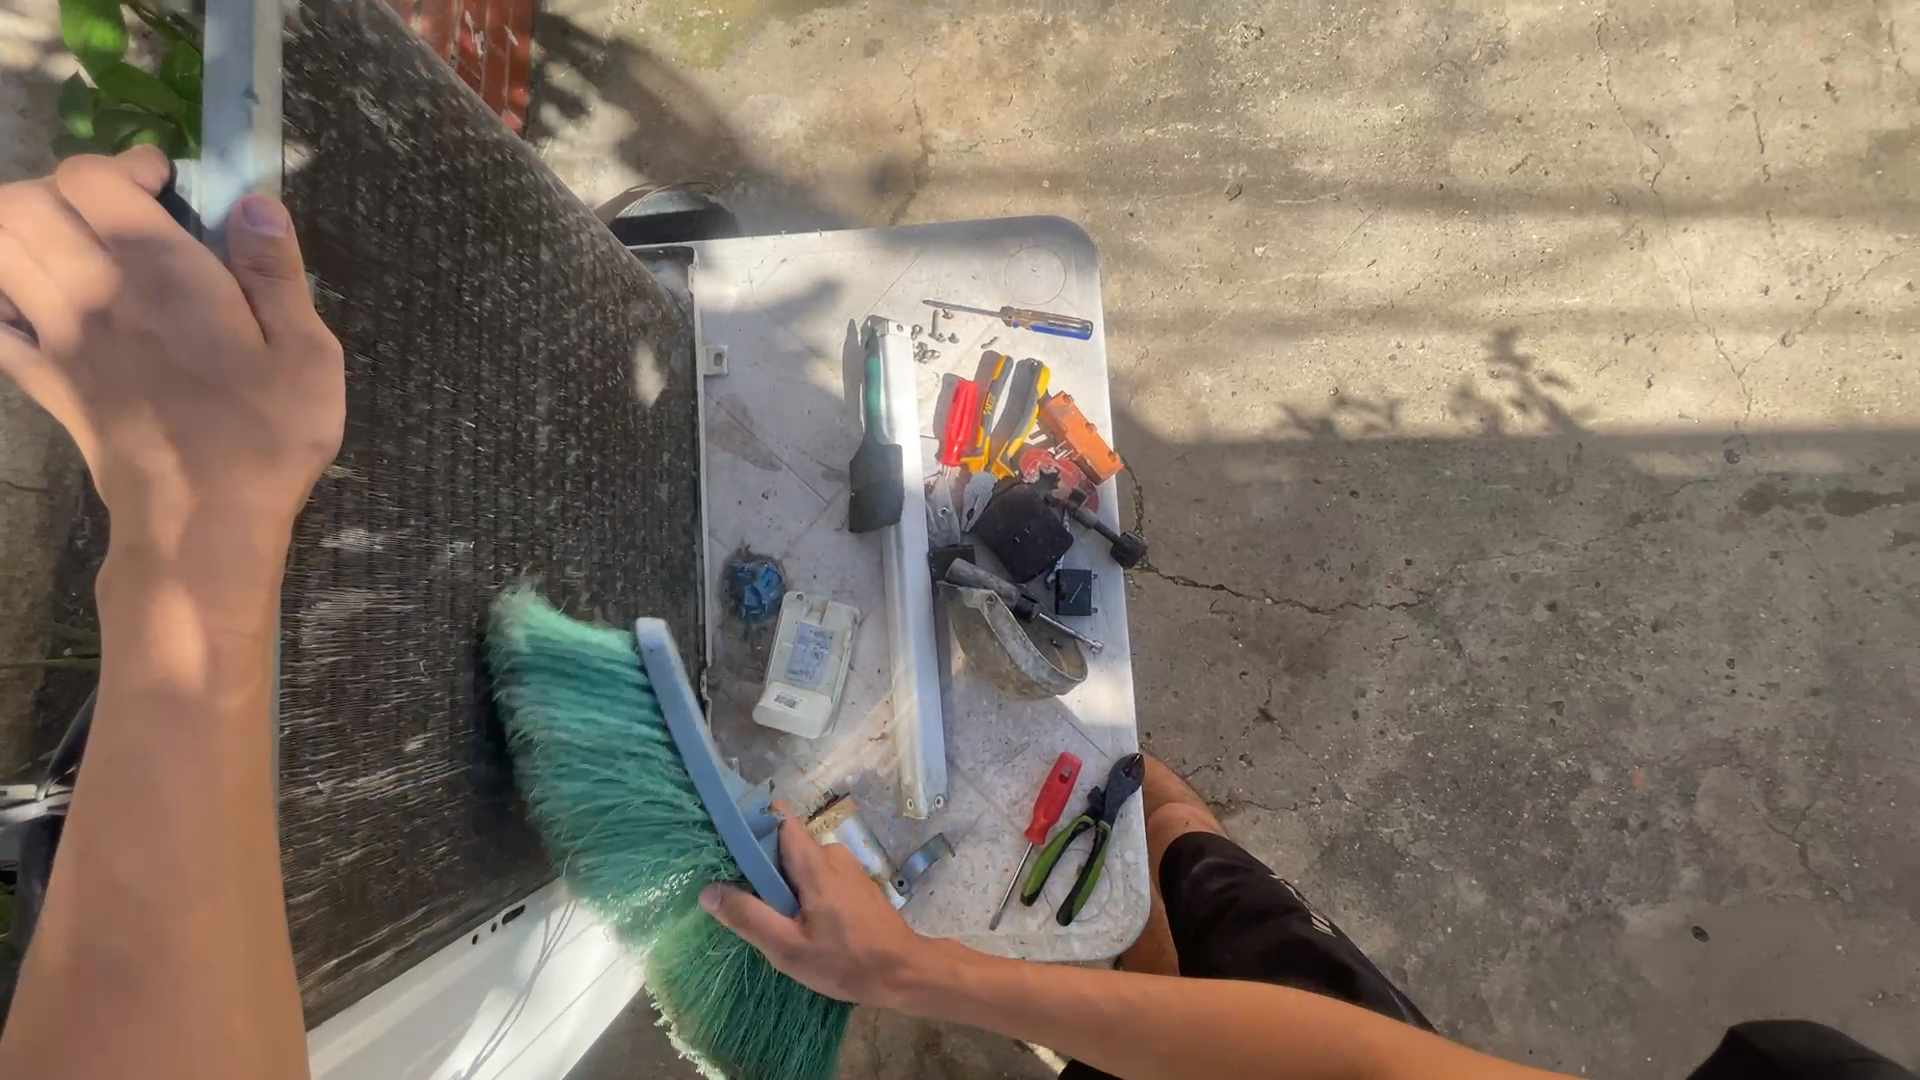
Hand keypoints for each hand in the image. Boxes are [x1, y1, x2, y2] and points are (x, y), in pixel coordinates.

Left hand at [0, 146, 343, 549]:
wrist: (203, 510)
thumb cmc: (272, 431)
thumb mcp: (309, 354)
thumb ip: (277, 275)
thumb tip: (255, 202)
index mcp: (163, 276)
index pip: (98, 181)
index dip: (127, 166)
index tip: (171, 180)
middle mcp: (90, 289)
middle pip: (26, 200)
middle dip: (70, 188)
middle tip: (128, 213)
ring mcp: (53, 332)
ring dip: (26, 225)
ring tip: (84, 245)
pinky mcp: (39, 374)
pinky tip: (38, 299)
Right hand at [701, 803, 937, 1006]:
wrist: (901, 970)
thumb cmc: (845, 960)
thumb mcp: (789, 948)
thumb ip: (749, 916)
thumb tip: (709, 890)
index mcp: (815, 862)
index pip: (781, 819)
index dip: (752, 822)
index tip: (725, 838)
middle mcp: (832, 854)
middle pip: (786, 844)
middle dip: (760, 865)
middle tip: (737, 894)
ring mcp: (846, 867)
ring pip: (802, 863)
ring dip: (782, 883)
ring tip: (765, 916)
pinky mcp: (854, 882)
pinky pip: (818, 874)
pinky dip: (802, 890)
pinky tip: (796, 921)